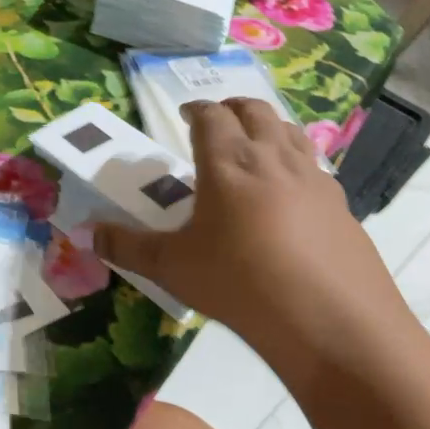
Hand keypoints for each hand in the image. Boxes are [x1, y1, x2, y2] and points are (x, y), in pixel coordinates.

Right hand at [92, 99, 415, 372]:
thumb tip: (88, 233)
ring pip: (291, 132)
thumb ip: (127, 246)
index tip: (185, 115)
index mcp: (228, 163)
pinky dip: (295, 162)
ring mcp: (314, 179)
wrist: (331, 320)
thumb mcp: (171, 267)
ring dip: (268, 127)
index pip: (212, 117)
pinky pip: (315, 166)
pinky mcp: (341, 205)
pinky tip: (287, 192)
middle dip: (233, 108)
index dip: (196, 110)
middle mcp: (273, 159)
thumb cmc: (239, 283)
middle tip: (217, 120)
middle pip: (256, 112)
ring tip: (253, 145)